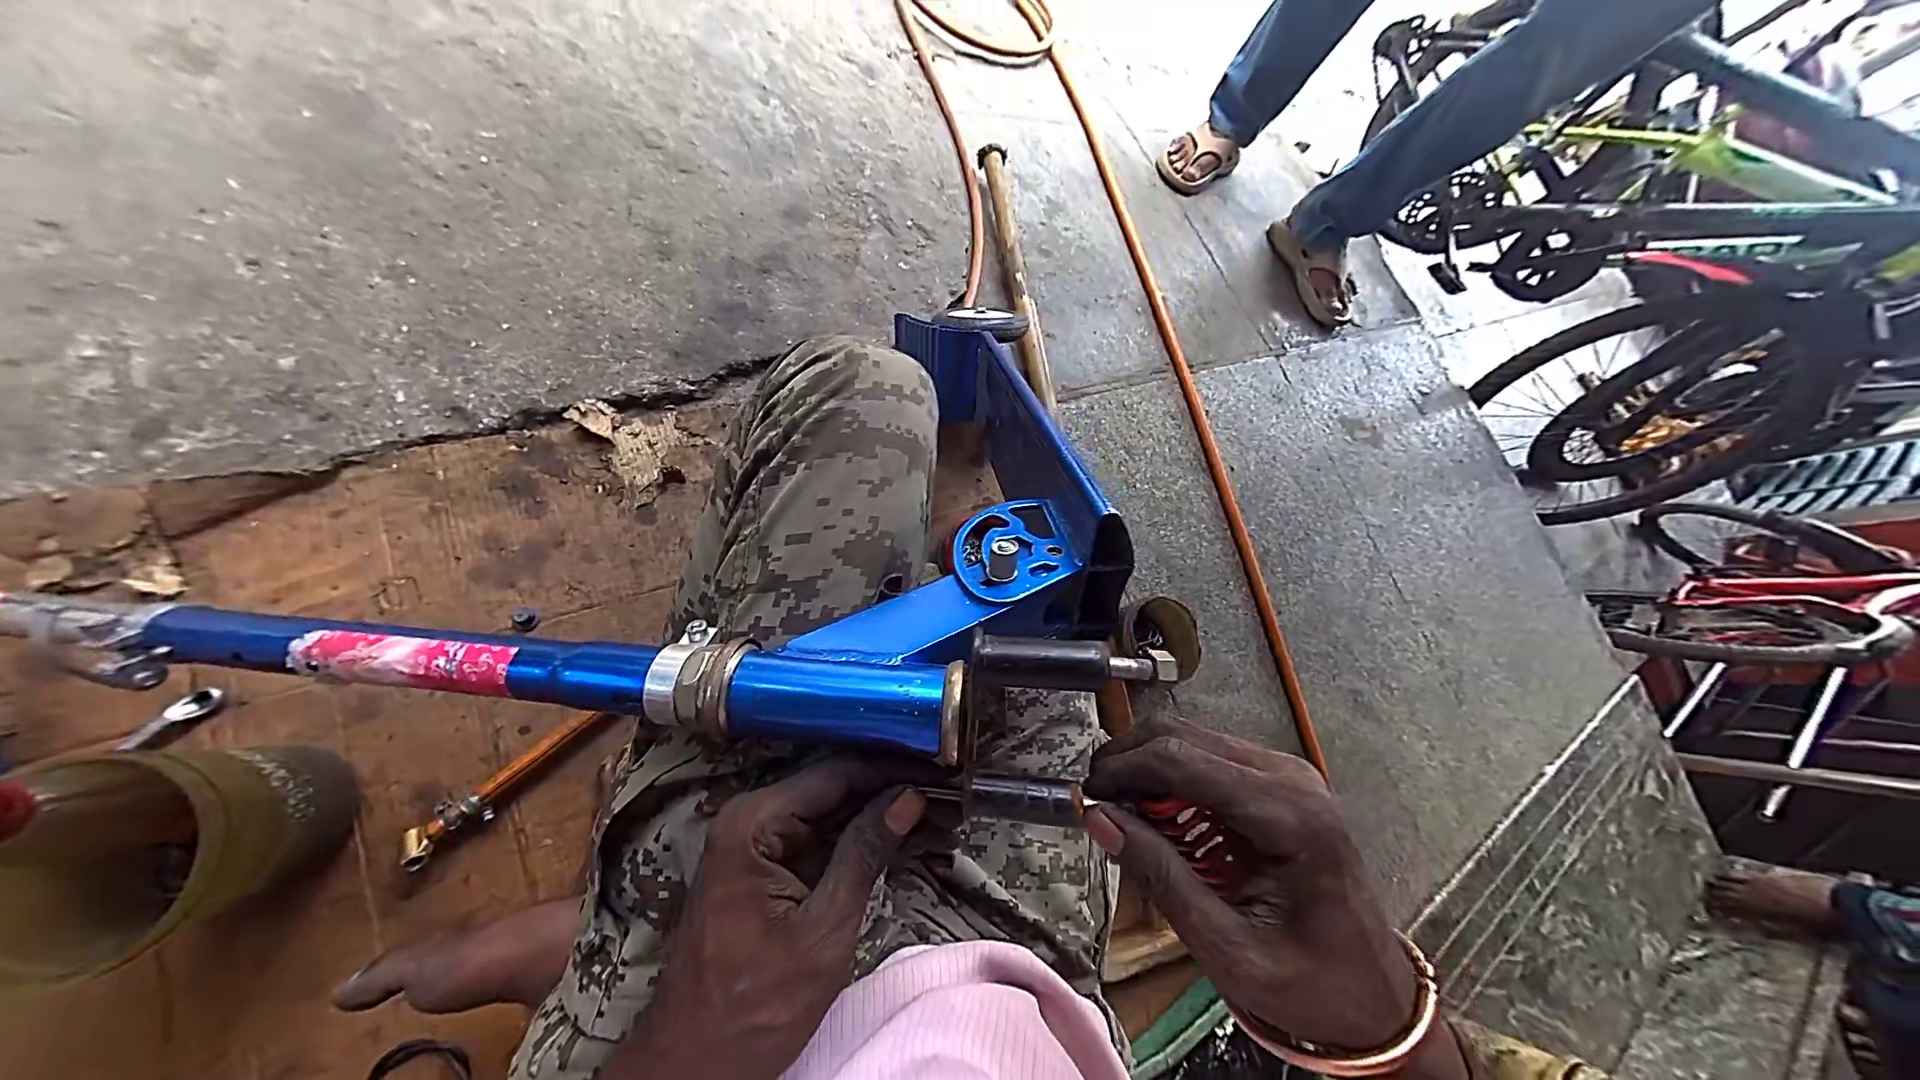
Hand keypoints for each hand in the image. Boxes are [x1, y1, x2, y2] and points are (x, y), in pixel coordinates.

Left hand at [605, 758, 925, 1079]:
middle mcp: (752, 819)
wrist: (695, 1068)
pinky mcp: (771, 867)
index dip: (891, 772)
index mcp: (753, 822)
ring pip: (836, 816)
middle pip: (837, 791)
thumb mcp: (823, 929)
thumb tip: (908, 798)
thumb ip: (865, 854)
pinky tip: (907, 847)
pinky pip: (825, 842)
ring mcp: (760, 843)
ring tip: (940, 826)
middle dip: (893, 798)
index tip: (938, 776)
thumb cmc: (752, 1009)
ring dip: (884, 822)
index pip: (836, 775)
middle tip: (948, 804)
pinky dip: (864, 846)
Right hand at [1085, 719, 1463, 1076]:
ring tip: (1122, 813)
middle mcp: (1289, 776)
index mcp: (1289, 815)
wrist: (1374, 1000)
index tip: (1087, 796)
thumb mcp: (1227, 946)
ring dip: (1144, 767)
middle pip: (1180, 734)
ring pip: (1188, 737)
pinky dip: (1167, 777)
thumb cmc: (1310, 986)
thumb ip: (1160, 875)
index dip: (1123, 769)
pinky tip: (1156, 814)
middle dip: (1127, 761)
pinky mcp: (1274, 780)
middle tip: (1098, 803)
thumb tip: (1099, 818)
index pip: (1180, 759)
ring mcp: (1284, 773)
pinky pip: (1204, 755)